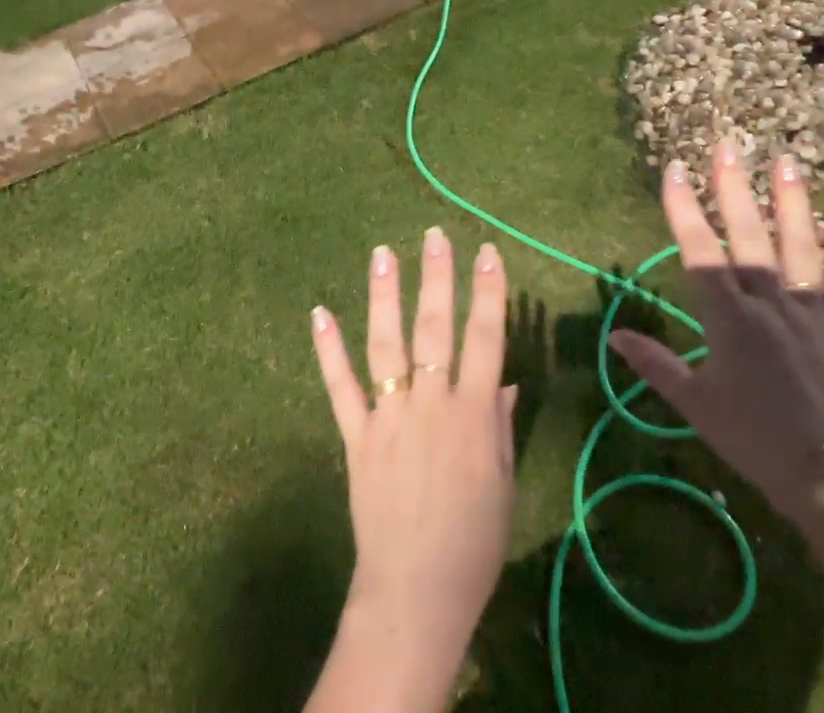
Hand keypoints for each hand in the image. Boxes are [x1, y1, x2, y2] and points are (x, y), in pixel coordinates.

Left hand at [311, 228, 518, 650]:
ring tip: (383, 253)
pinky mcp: (355, 436)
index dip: (487, 293)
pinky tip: (319, 313)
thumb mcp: (502, 482)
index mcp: (473, 414)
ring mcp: (388, 417)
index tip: (487, 252)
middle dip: (436, 278)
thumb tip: (504, 379)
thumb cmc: (473, 541)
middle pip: (434, 329)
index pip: (485, 338)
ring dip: (384, 296)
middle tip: (434, 235)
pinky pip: (340, 386)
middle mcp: (430, 404)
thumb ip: (499, 425)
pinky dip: (328, 349)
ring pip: (386, 345)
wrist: (417, 587)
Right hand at [607, 142, 823, 526]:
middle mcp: (769, 304)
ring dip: (791, 202)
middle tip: (727, 145)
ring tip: (786, 160)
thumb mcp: (694, 403)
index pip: (699, 253)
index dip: (684, 211)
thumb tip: (614, 335)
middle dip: (733, 189)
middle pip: (748, 236)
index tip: (674, 171)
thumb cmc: (753, 437)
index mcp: (728, 320)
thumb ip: (655, 363)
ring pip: (799, 247)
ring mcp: (811, 311)